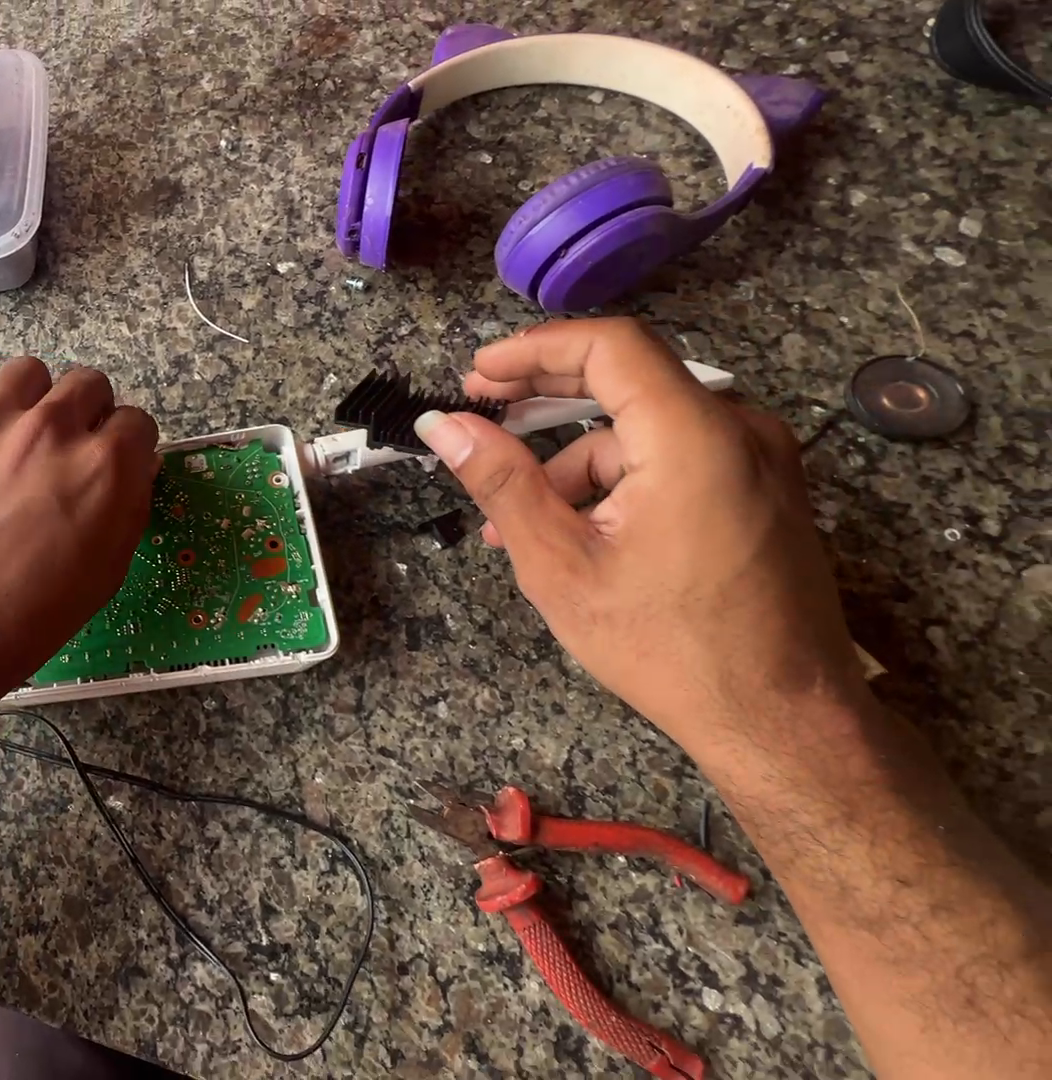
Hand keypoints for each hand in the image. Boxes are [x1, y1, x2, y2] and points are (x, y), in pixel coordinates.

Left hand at [0, 358, 158, 801]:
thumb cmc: (29, 620)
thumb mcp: (105, 572)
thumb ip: (127, 506)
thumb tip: (131, 469)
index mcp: (103, 465)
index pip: (138, 421)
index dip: (130, 448)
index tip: (116, 469)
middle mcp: (51, 429)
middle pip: (88, 383)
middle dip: (90, 415)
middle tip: (72, 454)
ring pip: (29, 374)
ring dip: (38, 402)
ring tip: (23, 443)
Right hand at [412, 318, 869, 757]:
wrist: (778, 719)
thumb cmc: (663, 643)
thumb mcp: (559, 562)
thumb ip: (500, 481)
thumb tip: (442, 425)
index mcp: (692, 438)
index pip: (609, 347)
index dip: (533, 349)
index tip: (475, 374)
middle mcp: (737, 430)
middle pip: (625, 376)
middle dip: (542, 392)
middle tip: (477, 413)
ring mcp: (756, 459)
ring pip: (638, 430)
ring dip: (567, 459)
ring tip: (510, 520)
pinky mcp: (756, 489)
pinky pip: (668, 458)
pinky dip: (609, 481)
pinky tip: (569, 530)